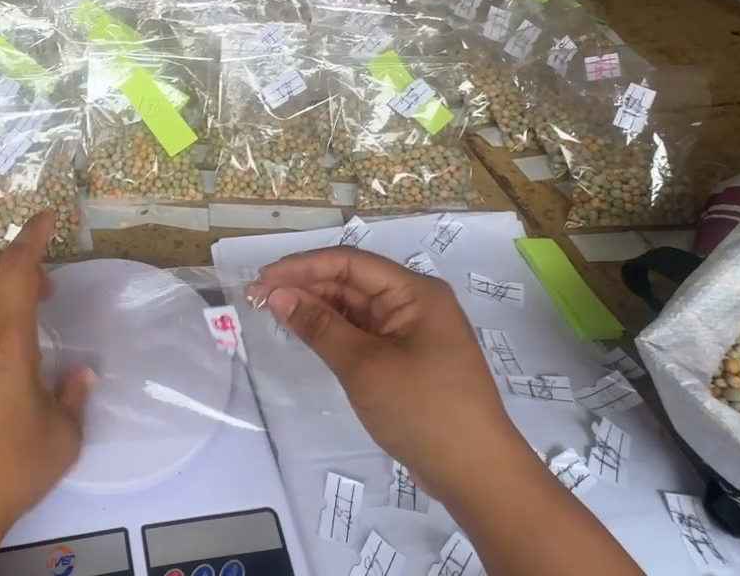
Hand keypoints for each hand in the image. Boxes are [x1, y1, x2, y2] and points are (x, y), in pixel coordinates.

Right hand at [252, 246, 644, 575]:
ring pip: (354, 307)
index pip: (349, 263)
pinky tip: (305, 332)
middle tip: (259, 298)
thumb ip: (318, 325)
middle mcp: (415, 303)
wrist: (479, 477)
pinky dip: (333, 330)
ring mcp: (412, 331)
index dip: (302, 267)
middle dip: (305, 286)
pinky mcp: (408, 357)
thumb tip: (277, 295)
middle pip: (351, 282)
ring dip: (316, 307)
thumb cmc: (424, 411)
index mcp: (415, 292)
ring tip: (274, 312)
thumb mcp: (364, 366)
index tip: (263, 279)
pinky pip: (363, 331)